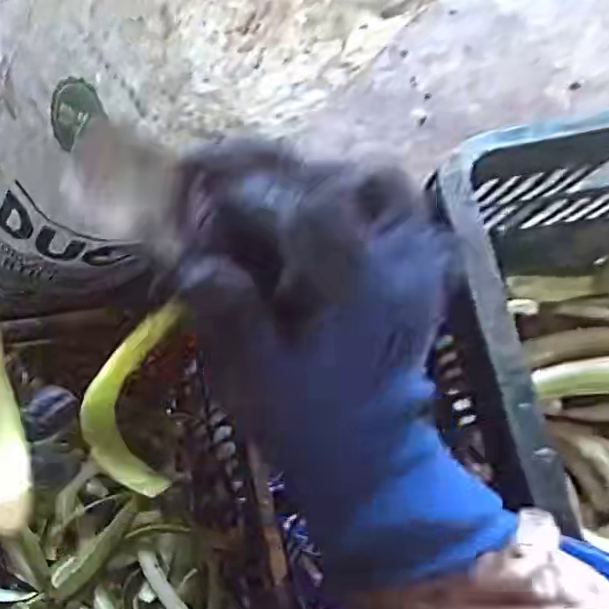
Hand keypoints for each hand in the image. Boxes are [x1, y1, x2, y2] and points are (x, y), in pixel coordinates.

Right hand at [173, 141, 516, 593]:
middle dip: (270, 168)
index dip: (248, 188)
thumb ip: (226, 313)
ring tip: (243, 183)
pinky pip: (378, 198)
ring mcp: (416, 252)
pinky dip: (325, 188)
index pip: (310, 212)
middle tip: (208, 165)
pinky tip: (283, 205)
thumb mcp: (250, 376)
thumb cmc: (297, 413)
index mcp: (361, 292)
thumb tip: (192, 262)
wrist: (362, 443)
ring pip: (368, 179)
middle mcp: (401, 258)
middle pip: (344, 180)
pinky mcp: (412, 254)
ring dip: (300, 172)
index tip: (192, 176)